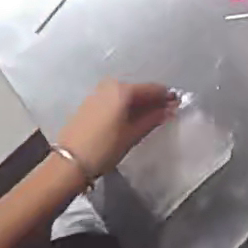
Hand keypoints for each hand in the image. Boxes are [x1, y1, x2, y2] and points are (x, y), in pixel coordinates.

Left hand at [55, 80, 178, 178]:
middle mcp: (110, 85)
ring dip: (139, 104)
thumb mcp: (132, 135)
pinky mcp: (90, 103)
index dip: (166, 96)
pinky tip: (131, 118)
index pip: (151, 89)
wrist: (69, 162)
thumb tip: (171, 109)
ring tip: (151, 118)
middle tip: (166, 112)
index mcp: (122, 90)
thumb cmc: (104, 148)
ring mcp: (98, 93)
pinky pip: (114, 99)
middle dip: (152, 100)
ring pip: (125, 95)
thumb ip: (153, 119)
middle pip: (138, 90)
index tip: (178, 103)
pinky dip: (125, 107)